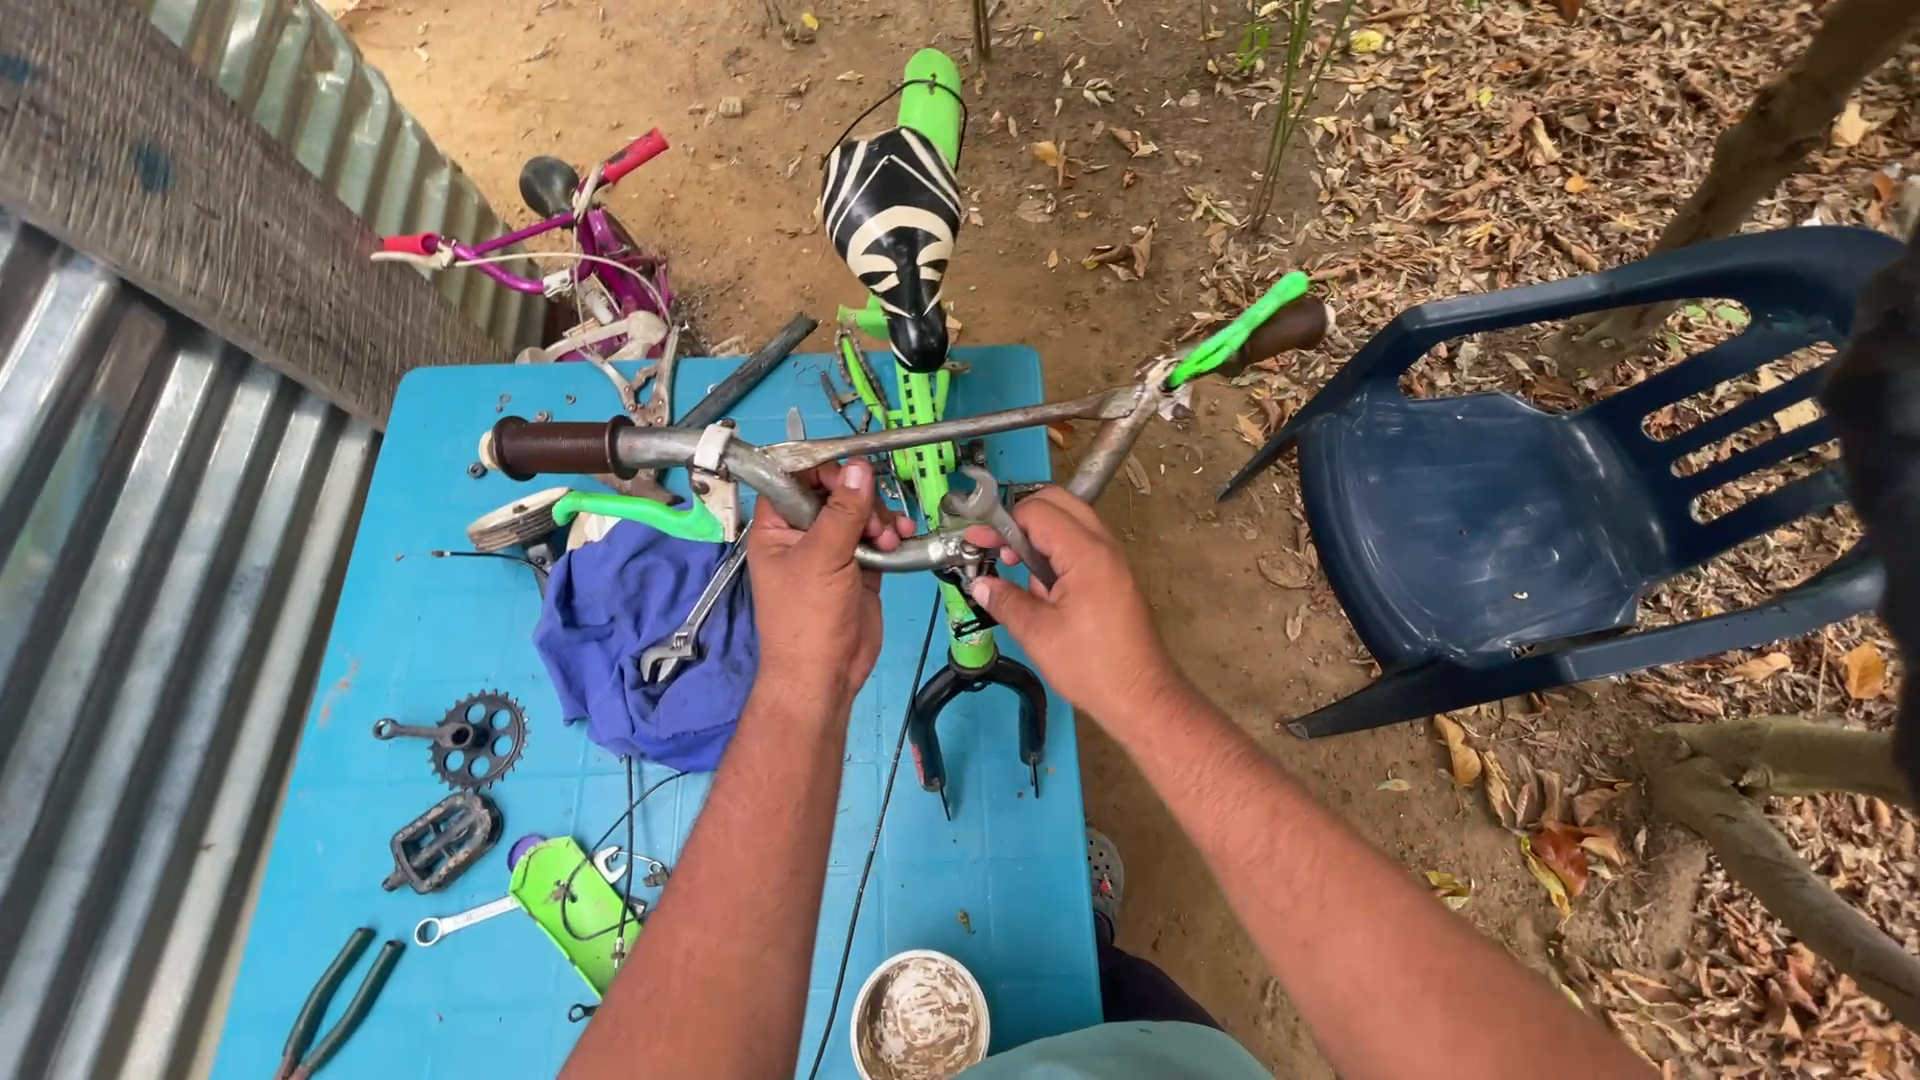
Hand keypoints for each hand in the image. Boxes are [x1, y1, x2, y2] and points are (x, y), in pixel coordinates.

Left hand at [748, 459, 913, 707]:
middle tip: (871, 520)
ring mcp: (833, 550)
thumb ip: (843, 512)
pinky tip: (900, 538)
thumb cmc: (808, 618)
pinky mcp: (859, 566)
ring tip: (887, 538)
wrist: (826, 674)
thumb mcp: (822, 558)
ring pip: (860, 513)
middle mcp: (803, 534)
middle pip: (835, 492)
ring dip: (879, 518)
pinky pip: (876, 537)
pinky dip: (890, 534)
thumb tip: (860, 469)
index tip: (852, 473)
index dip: (822, 470)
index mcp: (777, 527)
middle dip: (859, 499)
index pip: (794, 479)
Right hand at [962, 487, 1184, 725]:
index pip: (1038, 511)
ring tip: (1015, 569)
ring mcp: (1113, 561)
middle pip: (1058, 503)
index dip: (1002, 523)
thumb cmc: (1091, 667)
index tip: (978, 543)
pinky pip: (1081, 546)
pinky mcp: (1114, 577)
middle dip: (1021, 518)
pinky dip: (1056, 553)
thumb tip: (980, 584)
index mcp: (1086, 554)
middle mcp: (1104, 547)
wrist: (1140, 697)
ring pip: (1071, 523)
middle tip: (998, 547)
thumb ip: (1005, 601)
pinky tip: (1040, 588)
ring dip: (1039, 535)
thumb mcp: (1037, 634)